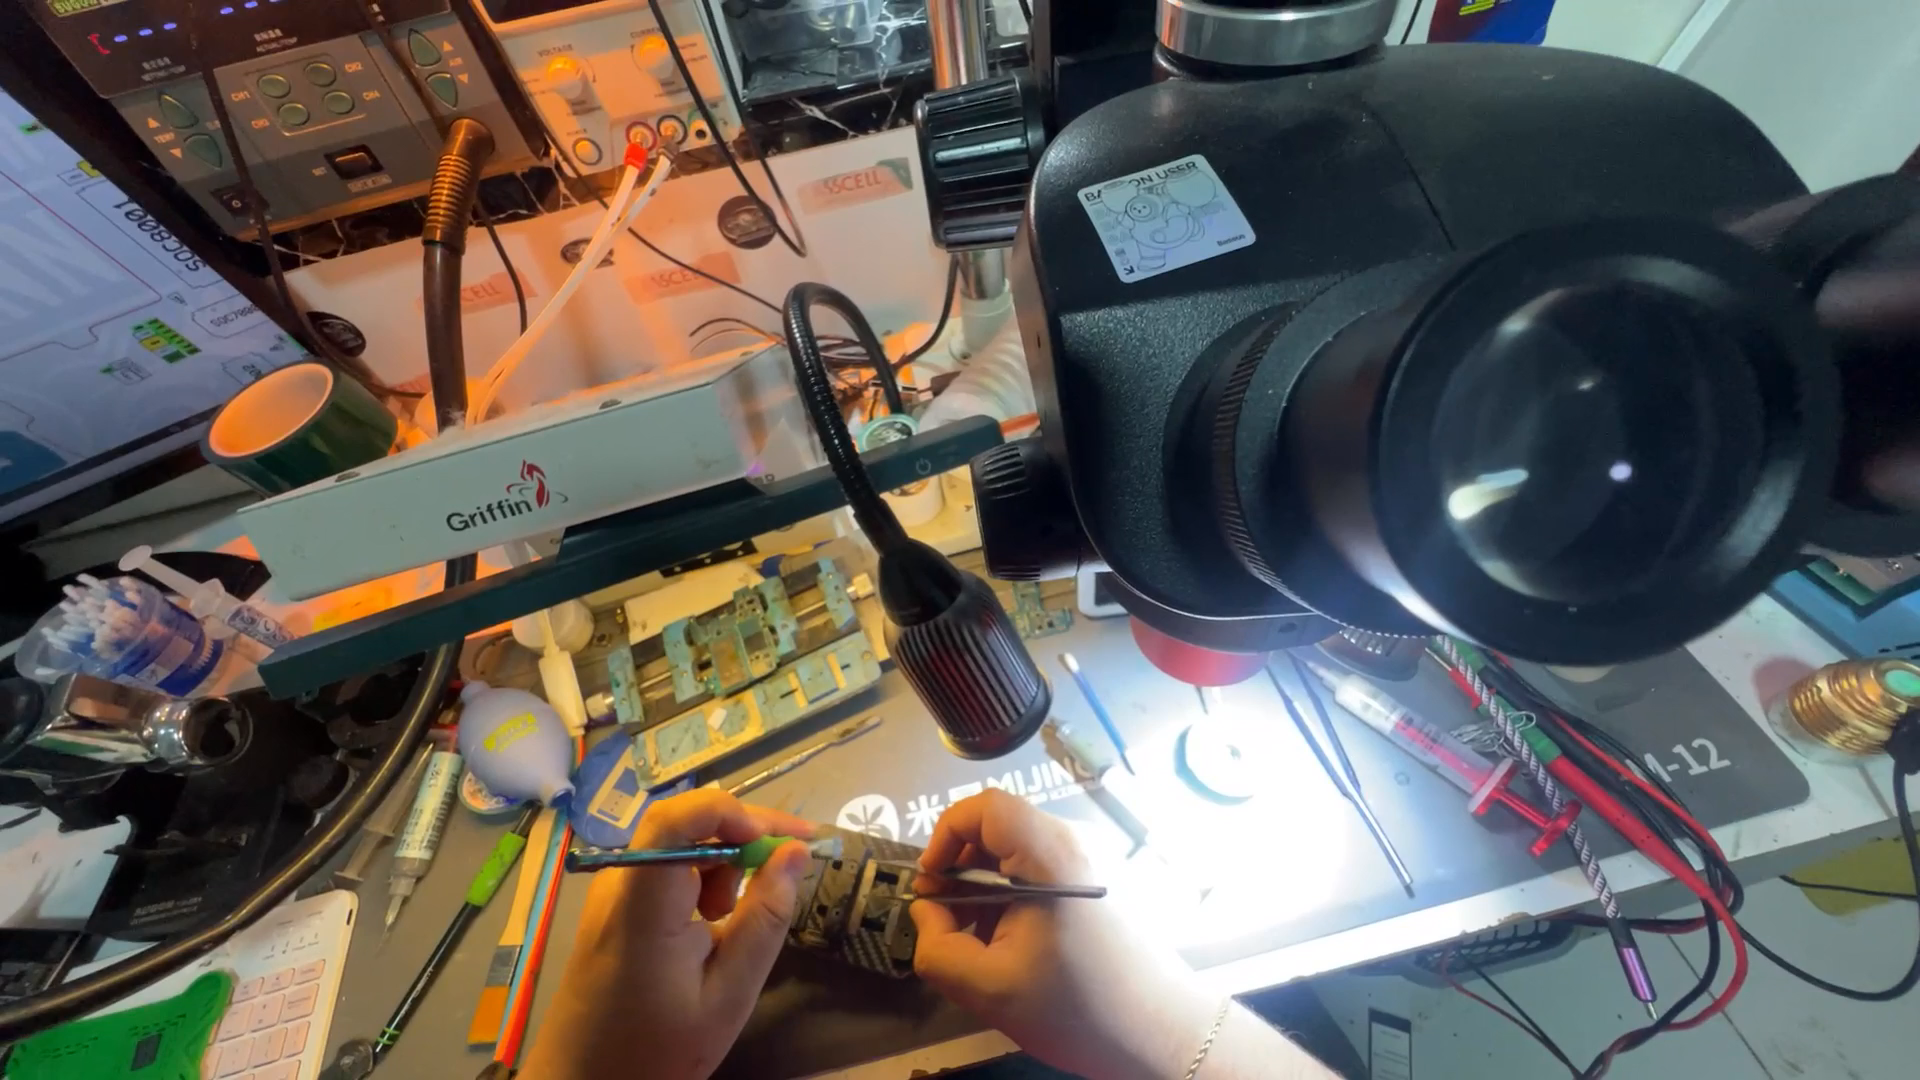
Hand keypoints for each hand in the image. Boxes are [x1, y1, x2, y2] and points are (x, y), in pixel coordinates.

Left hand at [520, 791, 813, 1079]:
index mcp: (643, 907)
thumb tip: (795, 851)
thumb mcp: (728, 996)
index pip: (674, 821)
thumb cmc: (656, 1053)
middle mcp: (621, 882)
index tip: (773, 840)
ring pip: (685, 838)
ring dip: (726, 858)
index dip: (728, 812)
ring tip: (737, 913)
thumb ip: (765, 920)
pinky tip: (714, 918)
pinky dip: (705, 875)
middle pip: (688, 821)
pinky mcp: (617, 900)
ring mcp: (614, 889)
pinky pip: (671, 862)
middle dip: (747, 830)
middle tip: (794, 854)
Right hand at [908, 790, 1217, 1079]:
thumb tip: (928, 910)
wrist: (1164, 1034)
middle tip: (950, 918)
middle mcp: (1074, 838)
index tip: (933, 883)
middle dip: (962, 867)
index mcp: (1051, 852)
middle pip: (999, 825)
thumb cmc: (1080, 1008)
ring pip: (1017, 847)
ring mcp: (1092, 854)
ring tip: (982, 937)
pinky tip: (1015, 939)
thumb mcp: (991, 988)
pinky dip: (1014, 890)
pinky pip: (1041, 864)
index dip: (947, 834)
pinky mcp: (1100, 875)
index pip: (985, 806)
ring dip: (987, 883)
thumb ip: (938, 947)